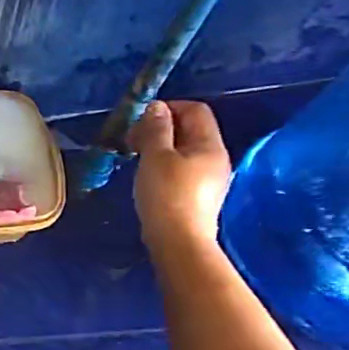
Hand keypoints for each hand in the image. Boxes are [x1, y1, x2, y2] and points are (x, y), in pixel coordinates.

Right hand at [131, 100, 231, 253]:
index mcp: (210, 145)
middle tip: (133, 139)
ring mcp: (209, 178)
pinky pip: (182, 168)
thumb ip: (156, 129)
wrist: (179, 242)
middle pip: (191, 129)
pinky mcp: (199, 195)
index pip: (195, 110)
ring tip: (136, 157)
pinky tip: (147, 176)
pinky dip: (164, 164)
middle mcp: (216, 158)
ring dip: (160, 147)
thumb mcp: (156, 156)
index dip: (168, 108)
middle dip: (161, 128)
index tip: (140, 120)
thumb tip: (156, 107)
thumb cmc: (167, 195)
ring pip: (184, 150)